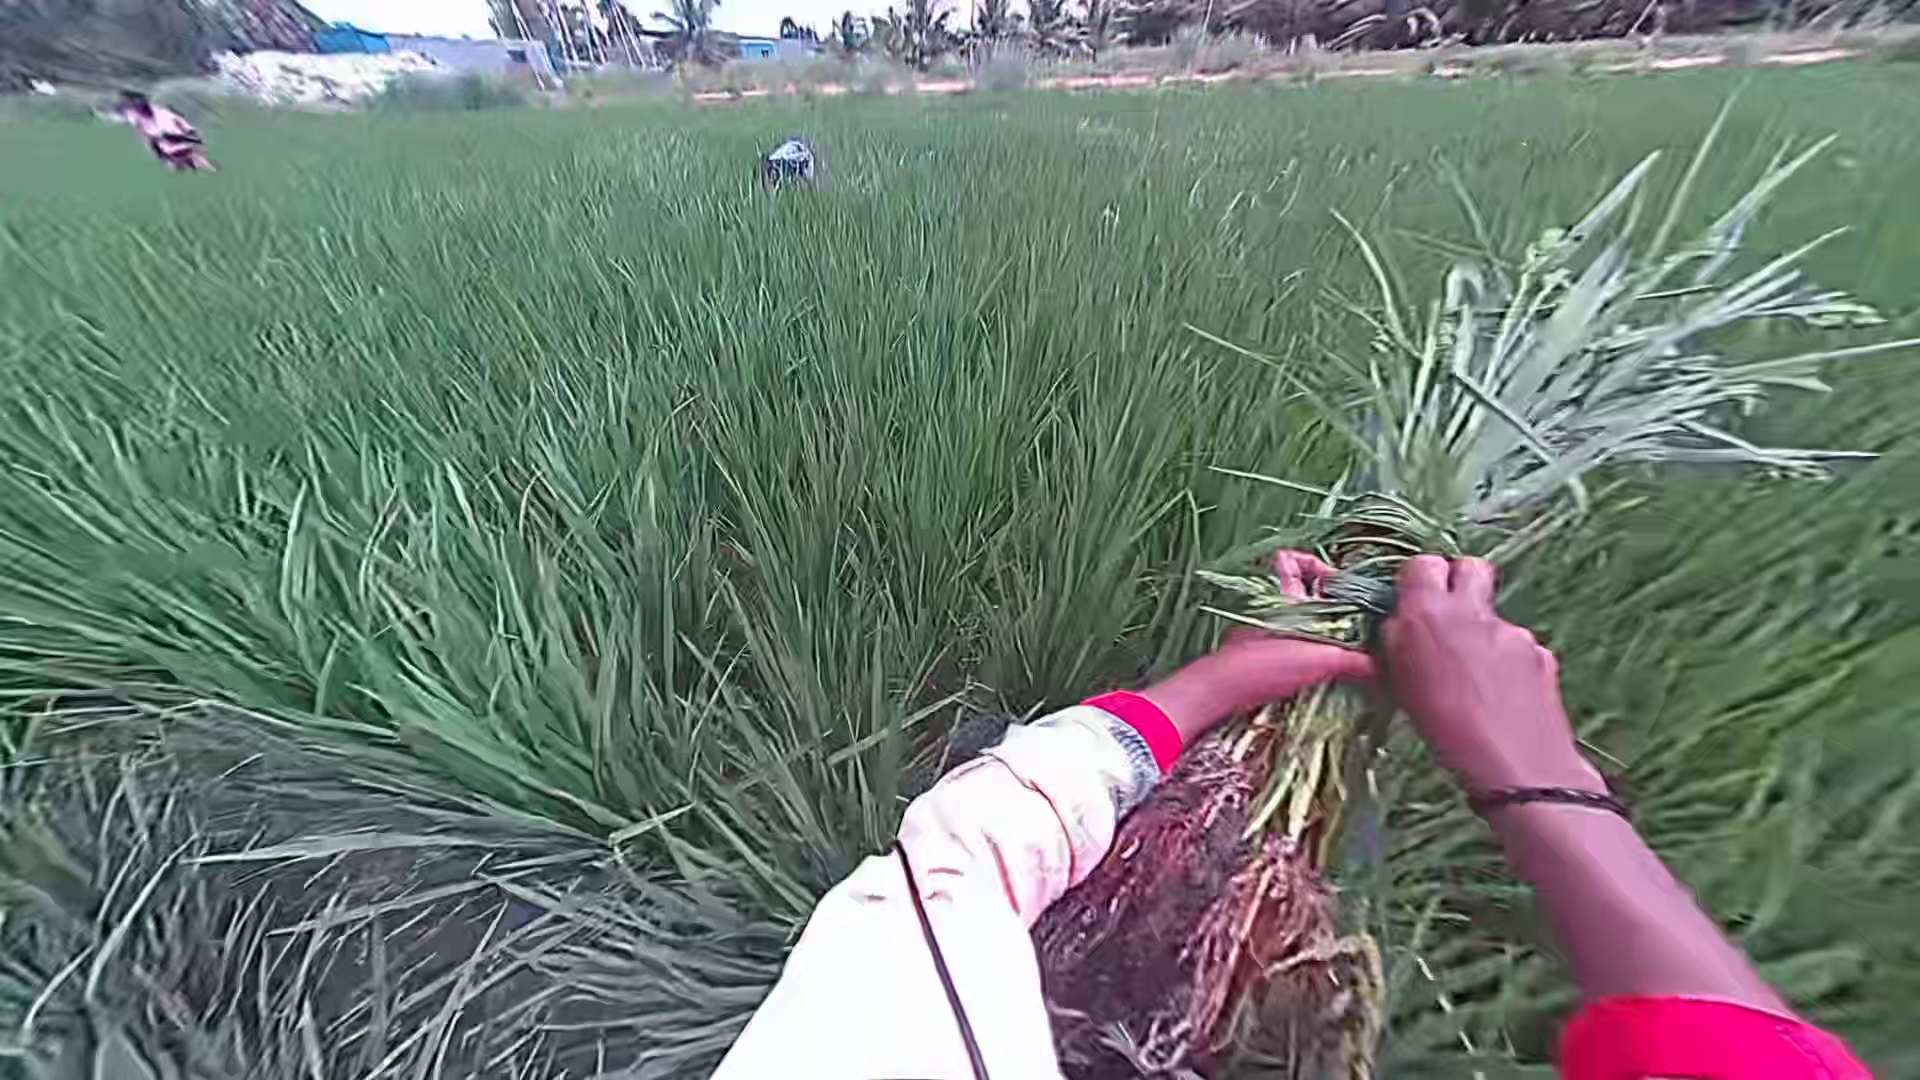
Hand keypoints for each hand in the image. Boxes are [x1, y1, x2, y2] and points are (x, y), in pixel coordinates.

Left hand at [1142, 551, 1375, 743]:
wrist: (1221, 692)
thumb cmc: (1264, 666)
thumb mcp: (1320, 659)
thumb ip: (1357, 659)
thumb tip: (1387, 666)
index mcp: (1282, 597)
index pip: (1291, 560)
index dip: (1315, 563)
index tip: (1339, 583)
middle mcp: (1272, 609)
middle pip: (1304, 592)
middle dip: (1333, 604)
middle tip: (1359, 621)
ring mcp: (1265, 631)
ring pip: (1301, 620)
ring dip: (1326, 632)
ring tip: (1354, 648)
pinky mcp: (1262, 655)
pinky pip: (1293, 644)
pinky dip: (1313, 652)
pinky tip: (1332, 671)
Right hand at [1381, 555, 1603, 794]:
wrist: (1513, 762)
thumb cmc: (1439, 719)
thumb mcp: (1395, 671)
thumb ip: (1396, 633)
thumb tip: (1399, 616)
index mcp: (1428, 611)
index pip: (1423, 563)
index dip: (1415, 577)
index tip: (1408, 597)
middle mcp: (1472, 612)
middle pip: (1470, 566)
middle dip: (1456, 579)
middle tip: (1441, 609)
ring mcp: (1513, 631)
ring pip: (1489, 611)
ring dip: (1476, 626)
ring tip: (1466, 667)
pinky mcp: (1541, 653)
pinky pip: (1513, 642)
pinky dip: (1500, 655)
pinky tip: (1493, 686)